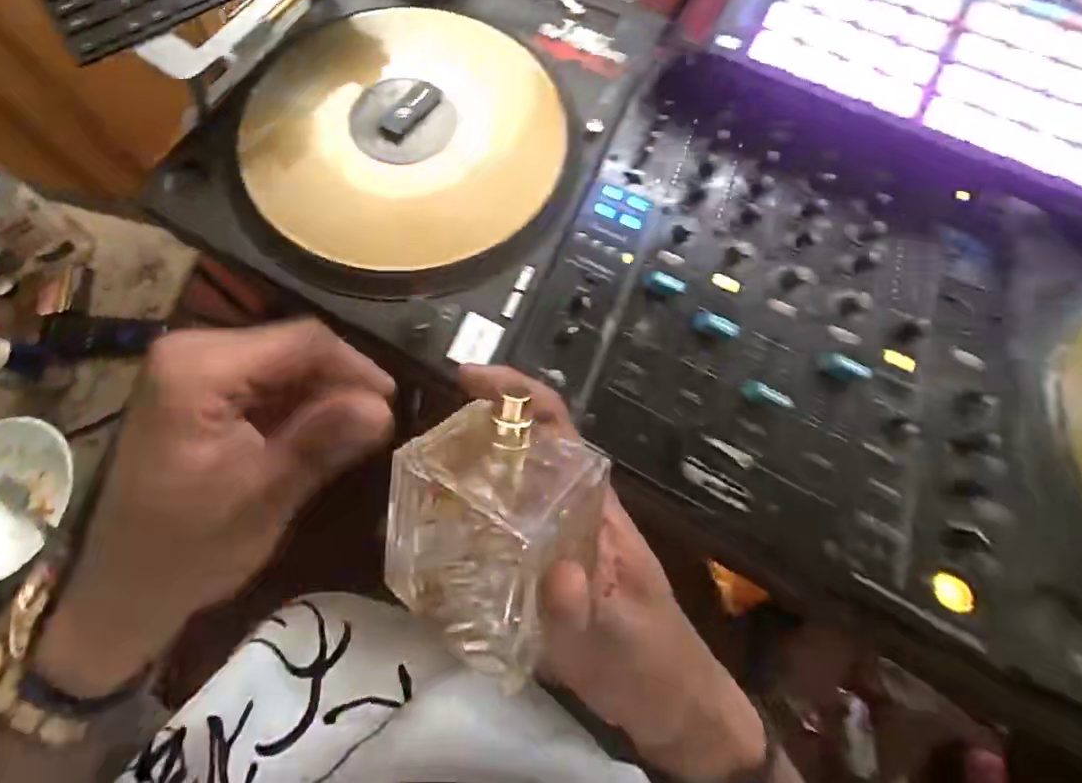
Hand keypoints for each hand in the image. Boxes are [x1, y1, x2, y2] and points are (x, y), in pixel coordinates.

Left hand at [36, 320, 395, 695]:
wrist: (120, 582)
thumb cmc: (187, 547)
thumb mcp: (263, 495)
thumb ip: (321, 441)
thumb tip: (382, 405)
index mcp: (199, 366)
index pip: (299, 340)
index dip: (353, 366)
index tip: (391, 403)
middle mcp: (189, 347)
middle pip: (286, 345)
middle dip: (335, 380)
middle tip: (375, 423)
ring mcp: (185, 363)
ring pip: (274, 360)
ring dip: (314, 392)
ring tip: (351, 431)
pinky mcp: (188, 383)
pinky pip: (253, 377)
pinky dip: (286, 401)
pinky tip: (310, 431)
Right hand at [459, 366, 766, 781]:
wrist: (666, 704)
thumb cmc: (649, 659)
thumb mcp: (615, 638)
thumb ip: (580, 611)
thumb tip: (555, 573)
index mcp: (590, 500)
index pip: (555, 423)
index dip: (514, 390)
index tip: (468, 379)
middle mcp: (564, 500)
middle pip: (518, 439)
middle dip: (473, 423)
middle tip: (424, 437)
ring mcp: (545, 526)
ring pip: (500, 474)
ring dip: (461, 463)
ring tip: (416, 475)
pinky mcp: (530, 553)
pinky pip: (490, 515)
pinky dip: (460, 507)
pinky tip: (431, 523)